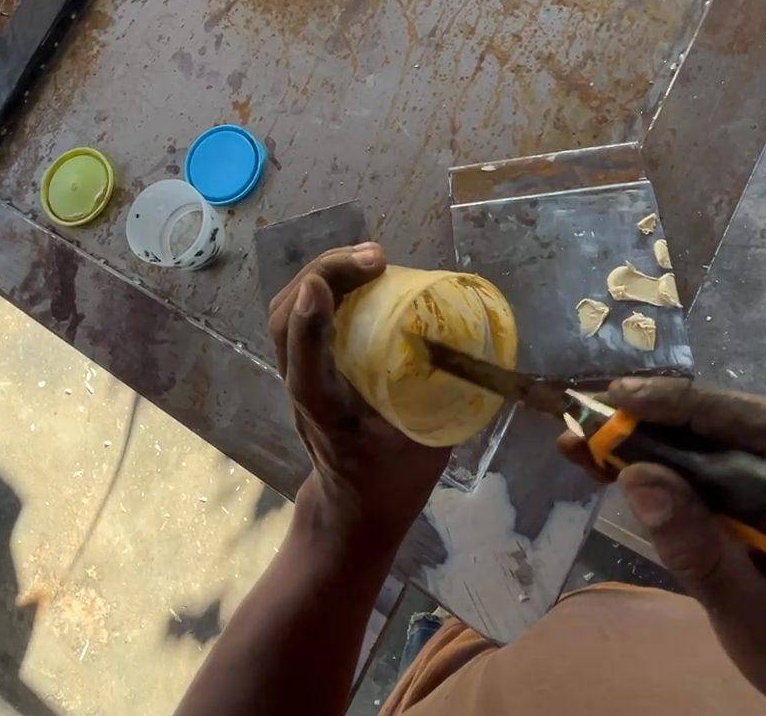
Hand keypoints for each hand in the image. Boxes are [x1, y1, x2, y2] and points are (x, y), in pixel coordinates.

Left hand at [268, 244, 450, 550]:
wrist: (353, 508)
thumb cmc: (392, 480)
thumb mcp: (427, 448)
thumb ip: (445, 398)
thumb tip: (481, 348)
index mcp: (328, 415)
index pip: (305, 368)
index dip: (308, 325)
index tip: (323, 286)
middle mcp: (301, 389)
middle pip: (285, 323)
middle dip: (323, 275)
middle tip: (375, 257)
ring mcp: (294, 375)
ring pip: (285, 313)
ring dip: (320, 274)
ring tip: (367, 257)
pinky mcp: (300, 364)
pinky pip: (297, 315)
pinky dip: (321, 286)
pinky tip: (356, 274)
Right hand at [559, 378, 765, 715]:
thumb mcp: (759, 629)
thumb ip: (704, 557)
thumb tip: (637, 478)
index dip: (689, 406)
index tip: (619, 398)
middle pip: (744, 425)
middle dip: (659, 418)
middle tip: (587, 419)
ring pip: (734, 439)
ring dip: (660, 438)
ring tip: (593, 443)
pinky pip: (739, 458)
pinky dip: (681, 458)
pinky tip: (632, 461)